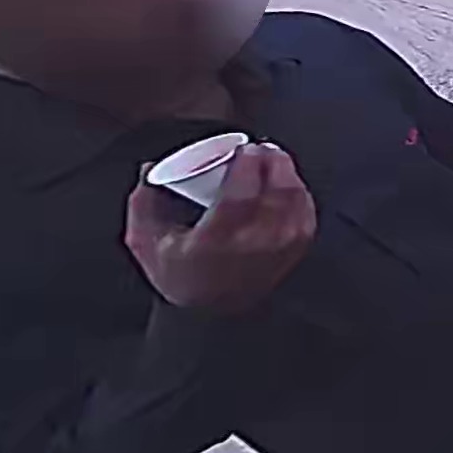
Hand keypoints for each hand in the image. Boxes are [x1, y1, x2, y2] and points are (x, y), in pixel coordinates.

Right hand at [124, 143, 315, 313]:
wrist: (218, 305)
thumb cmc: (180, 273)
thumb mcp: (150, 241)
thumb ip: (146, 204)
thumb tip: (148, 170)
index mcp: (219, 237)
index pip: (243, 191)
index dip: (249, 165)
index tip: (246, 148)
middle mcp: (259, 237)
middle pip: (278, 187)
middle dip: (274, 161)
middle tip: (262, 147)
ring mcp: (286, 238)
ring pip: (296, 193)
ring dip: (287, 171)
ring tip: (273, 158)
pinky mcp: (303, 239)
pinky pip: (306, 204)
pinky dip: (298, 187)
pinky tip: (286, 179)